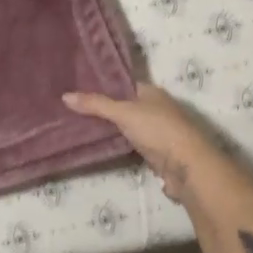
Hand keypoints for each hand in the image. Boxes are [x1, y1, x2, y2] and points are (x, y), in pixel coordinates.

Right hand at [65, 84, 226, 202]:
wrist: (188, 167)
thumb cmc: (158, 130)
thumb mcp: (123, 113)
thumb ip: (95, 104)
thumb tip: (64, 95)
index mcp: (152, 92)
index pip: (123, 84)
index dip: (102, 85)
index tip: (78, 87)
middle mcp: (156, 108)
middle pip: (124, 105)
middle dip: (103, 107)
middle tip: (73, 106)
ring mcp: (157, 131)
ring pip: (127, 125)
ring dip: (109, 126)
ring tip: (79, 123)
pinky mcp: (156, 152)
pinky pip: (130, 143)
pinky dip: (116, 142)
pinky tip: (97, 142)